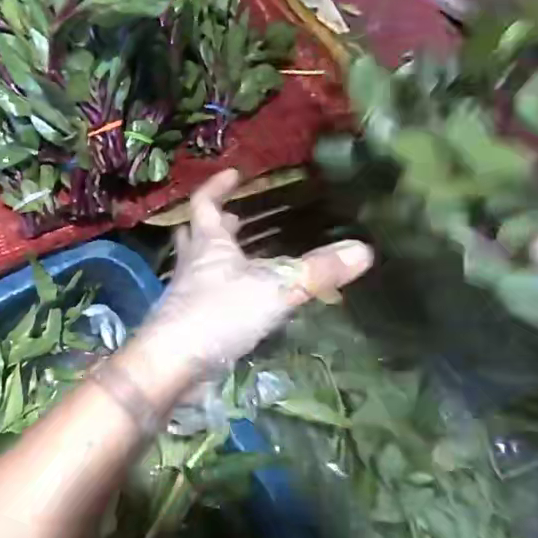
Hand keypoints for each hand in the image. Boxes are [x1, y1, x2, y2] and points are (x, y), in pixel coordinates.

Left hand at [133, 169, 373, 380]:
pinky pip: (204, 297)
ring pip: (198, 266)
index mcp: (209, 245)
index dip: (217, 187)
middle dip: (215, 224)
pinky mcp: (187, 323)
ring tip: (241, 259)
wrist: (172, 362)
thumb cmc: (218, 313)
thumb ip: (318, 271)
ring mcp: (186, 294)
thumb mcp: (276, 289)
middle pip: (197, 234)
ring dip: (216, 258)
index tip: (234, 174)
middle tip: (234, 219)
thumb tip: (364, 250)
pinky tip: (238, 304)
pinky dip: (220, 293)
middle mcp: (192, 264)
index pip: (205, 204)